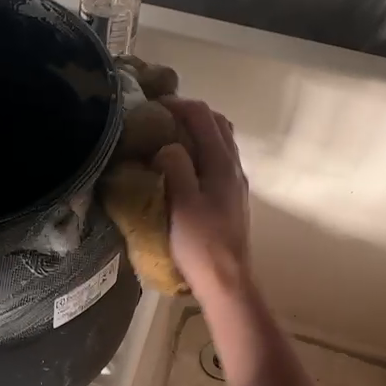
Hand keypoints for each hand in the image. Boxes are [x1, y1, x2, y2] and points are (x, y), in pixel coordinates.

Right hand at [153, 97, 250, 298]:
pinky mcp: (229, 200)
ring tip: (167, 140)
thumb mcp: (180, 203)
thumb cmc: (200, 244)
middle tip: (159, 118)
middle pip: (217, 125)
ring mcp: (234, 184)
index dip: (177, 104)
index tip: (151, 105)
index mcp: (222, 164)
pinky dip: (198, 153)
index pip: (203, 117)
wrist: (226, 281)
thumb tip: (167, 146)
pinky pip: (216, 162)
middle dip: (189, 114)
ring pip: (218, 144)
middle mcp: (233, 168)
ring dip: (195, 133)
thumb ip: (175, 166)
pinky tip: (180, 168)